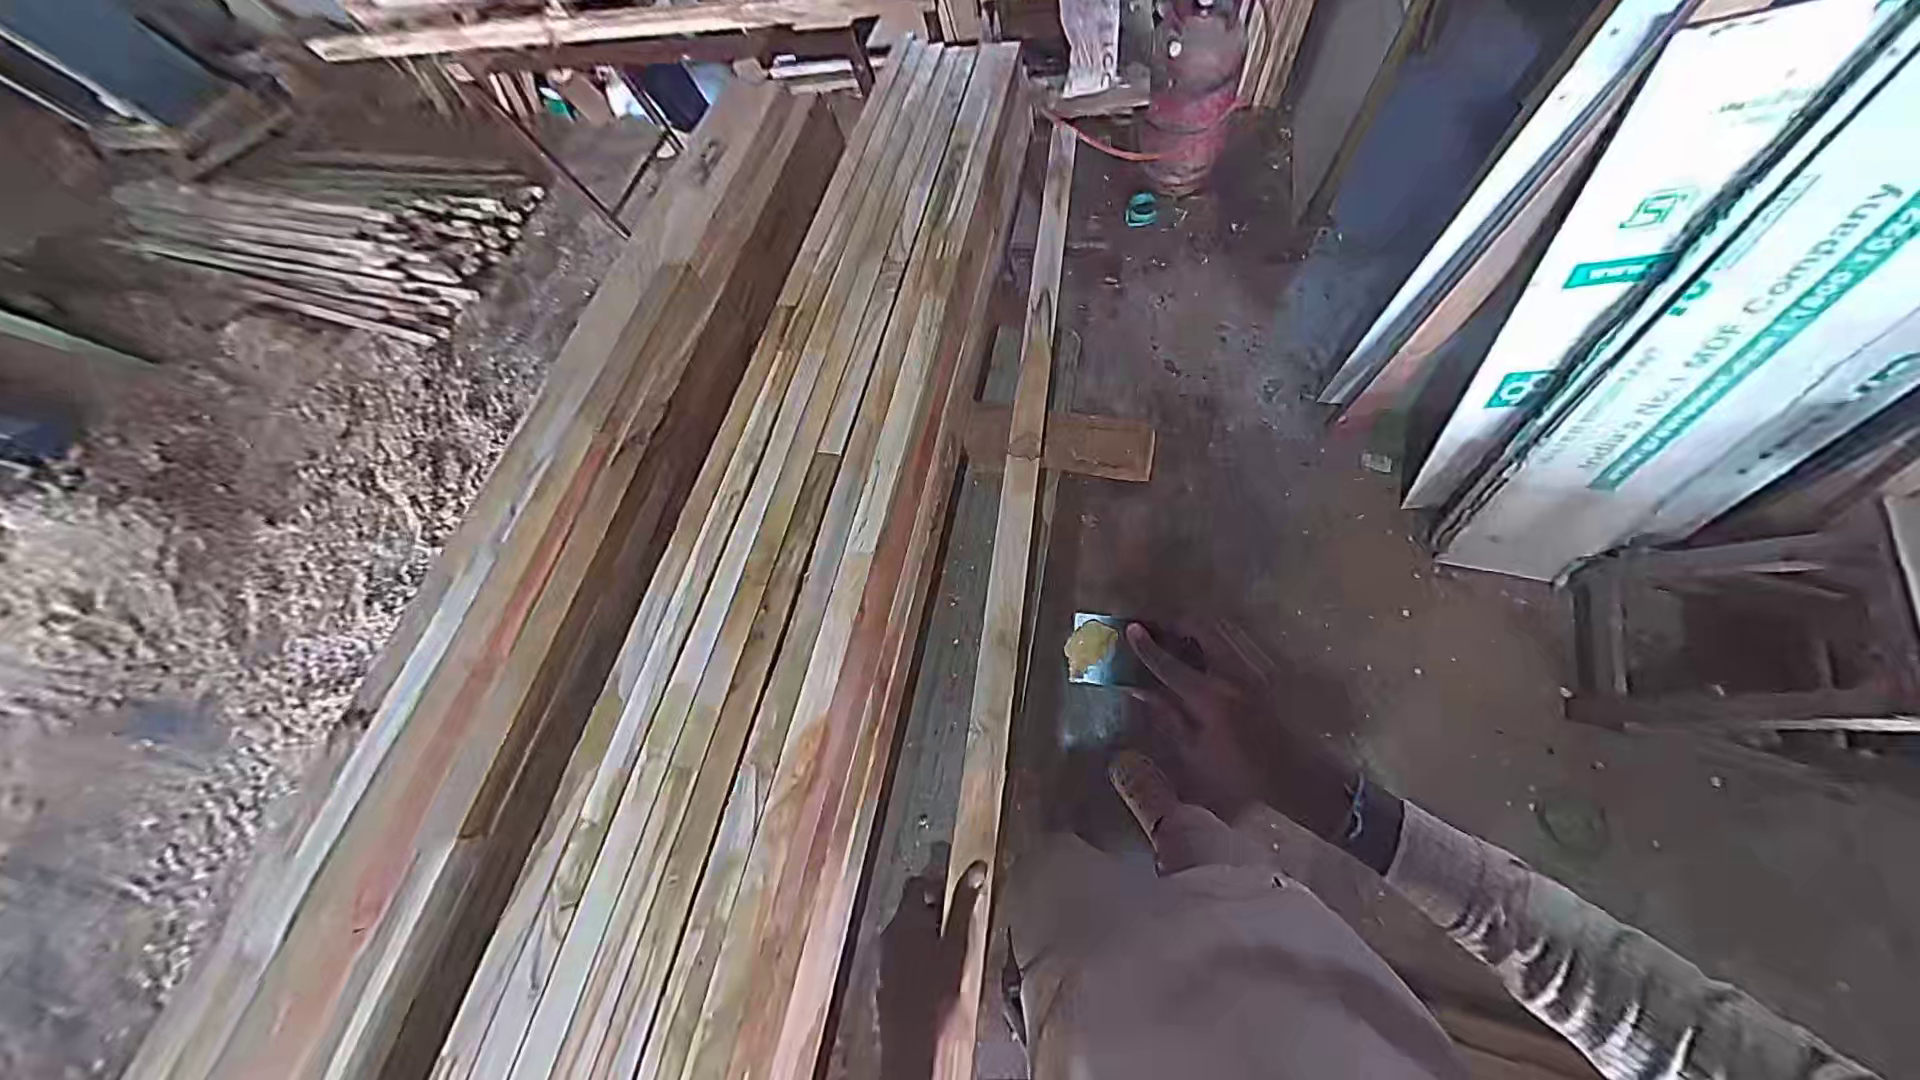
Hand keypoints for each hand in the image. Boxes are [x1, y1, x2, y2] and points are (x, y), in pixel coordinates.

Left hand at [878, 858, 987, 1078]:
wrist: (918, 1059)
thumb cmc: (939, 1002)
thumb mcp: (959, 946)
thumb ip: (965, 905)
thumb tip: (975, 869)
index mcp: (903, 922)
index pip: (918, 883)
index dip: (941, 881)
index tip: (962, 887)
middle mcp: (888, 939)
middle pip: (914, 909)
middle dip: (939, 909)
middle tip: (965, 918)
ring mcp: (886, 966)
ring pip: (911, 935)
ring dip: (933, 935)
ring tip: (959, 948)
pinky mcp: (890, 989)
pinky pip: (907, 960)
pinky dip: (925, 958)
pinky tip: (944, 975)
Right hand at [1125, 622, 1356, 841]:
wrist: (1303, 784)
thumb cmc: (1242, 778)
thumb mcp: (1196, 755)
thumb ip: (1168, 718)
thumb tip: (1141, 691)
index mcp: (1209, 698)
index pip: (1169, 663)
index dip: (1147, 646)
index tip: (1131, 629)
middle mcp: (1232, 675)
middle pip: (1200, 630)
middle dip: (1174, 624)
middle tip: (1155, 629)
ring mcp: (1253, 671)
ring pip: (1220, 633)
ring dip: (1195, 630)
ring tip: (1177, 638)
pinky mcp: (1266, 675)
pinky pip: (1234, 645)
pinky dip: (1213, 641)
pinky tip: (1204, 655)